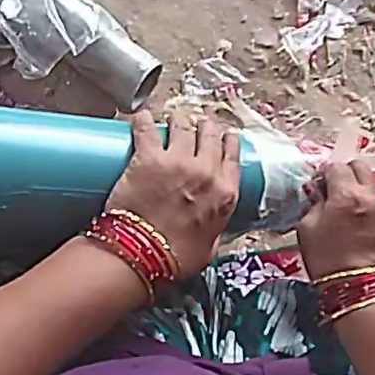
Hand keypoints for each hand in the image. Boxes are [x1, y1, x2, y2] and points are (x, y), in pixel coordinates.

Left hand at [105, 111, 240, 275]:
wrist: (144, 256)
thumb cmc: (177, 258)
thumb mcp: (210, 245)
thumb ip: (215, 231)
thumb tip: (211, 231)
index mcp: (226, 192)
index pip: (233, 154)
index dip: (228, 140)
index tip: (224, 136)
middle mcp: (207, 171)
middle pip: (210, 134)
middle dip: (205, 126)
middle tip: (196, 125)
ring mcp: (178, 161)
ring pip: (183, 125)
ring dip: (178, 120)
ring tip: (170, 119)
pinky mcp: (148, 158)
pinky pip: (147, 127)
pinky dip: (143, 119)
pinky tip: (141, 116)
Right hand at [295, 160, 374, 280]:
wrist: (355, 285)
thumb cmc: (325, 257)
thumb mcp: (307, 227)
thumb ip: (314, 203)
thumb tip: (319, 192)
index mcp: (345, 194)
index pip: (336, 166)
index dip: (325, 173)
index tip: (319, 185)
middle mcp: (368, 195)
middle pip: (360, 167)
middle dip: (346, 173)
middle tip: (336, 189)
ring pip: (372, 185)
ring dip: (359, 190)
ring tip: (348, 208)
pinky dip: (369, 207)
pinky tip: (360, 224)